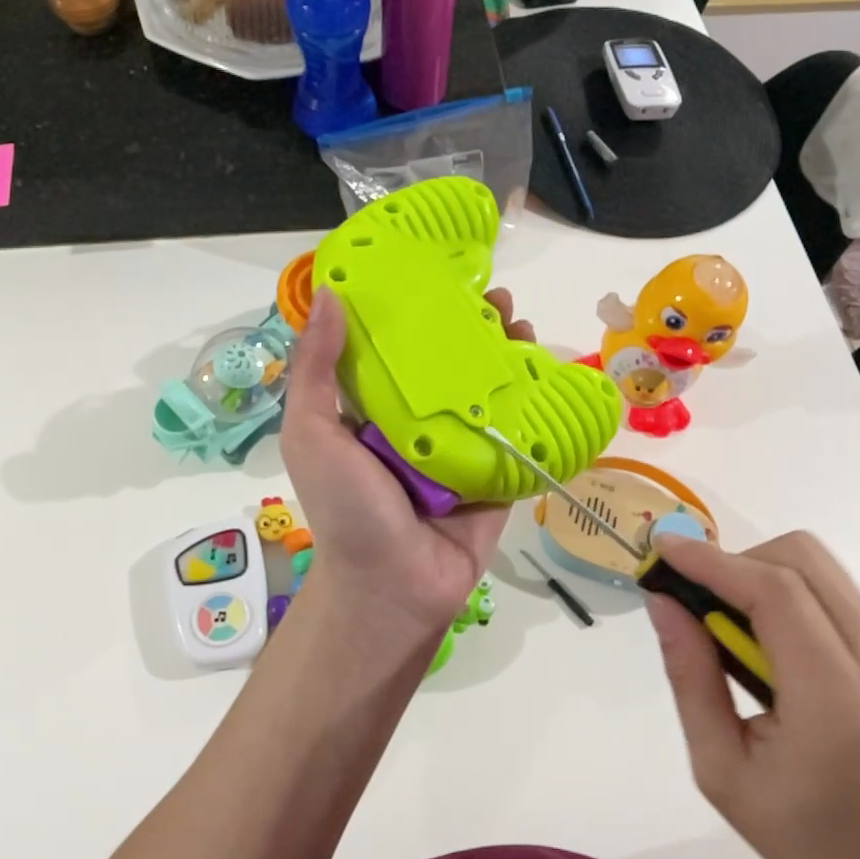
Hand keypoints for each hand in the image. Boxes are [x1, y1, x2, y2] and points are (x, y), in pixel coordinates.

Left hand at [281, 286, 533, 647]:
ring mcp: (458, 448)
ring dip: (505, 353)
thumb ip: (316, 369)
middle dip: (470, 325)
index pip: (392, 347)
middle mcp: (414, 423)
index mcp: (369, 410)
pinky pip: (515, 429)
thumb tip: (327, 292)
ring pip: (484, 389)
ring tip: (520, 322)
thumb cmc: (346, 508)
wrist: (392, 586)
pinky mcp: (494, 473)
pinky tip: (547, 368)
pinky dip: (533, 399)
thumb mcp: (312, 433)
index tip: (433, 272)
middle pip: (445, 362)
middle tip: (494, 296)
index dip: (412, 309)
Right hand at [645, 532, 859, 858]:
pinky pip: (840, 603)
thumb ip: (692, 680)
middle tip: (697, 598)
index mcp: (837, 703)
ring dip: (765, 580)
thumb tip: (663, 604)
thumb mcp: (724, 774)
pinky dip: (794, 606)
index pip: (776, 592)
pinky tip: (778, 661)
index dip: (714, 560)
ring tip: (732, 634)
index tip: (663, 549)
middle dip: (739, 561)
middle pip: (805, 560)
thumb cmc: (812, 842)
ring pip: (824, 573)